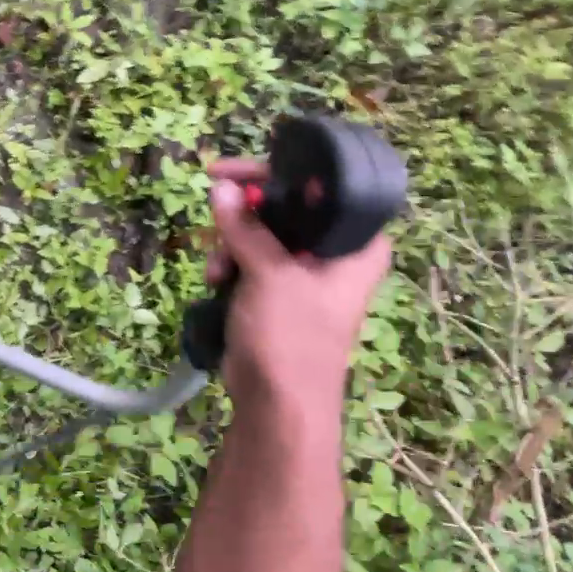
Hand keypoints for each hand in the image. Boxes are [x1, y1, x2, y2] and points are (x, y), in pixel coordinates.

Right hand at [206, 157, 390, 415]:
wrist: (278, 399)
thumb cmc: (291, 337)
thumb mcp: (268, 276)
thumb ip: (245, 229)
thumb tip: (220, 187)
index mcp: (357, 243)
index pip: (319, 188)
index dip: (271, 175)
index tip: (222, 172)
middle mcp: (335, 253)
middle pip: (281, 211)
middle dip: (240, 219)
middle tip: (215, 231)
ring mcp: (304, 275)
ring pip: (257, 236)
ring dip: (228, 248)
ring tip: (216, 273)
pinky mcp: (276, 293)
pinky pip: (247, 262)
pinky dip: (228, 267)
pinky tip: (216, 283)